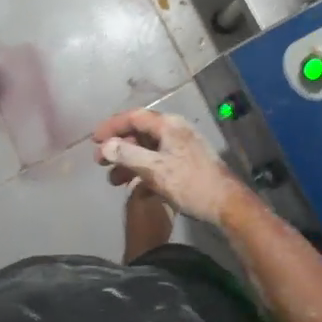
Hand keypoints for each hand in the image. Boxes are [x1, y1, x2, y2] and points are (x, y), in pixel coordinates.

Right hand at [92, 108, 249, 224]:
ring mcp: (182, 146)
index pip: (134, 117)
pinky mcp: (187, 162)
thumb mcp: (155, 170)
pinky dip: (144, 170)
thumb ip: (128, 155)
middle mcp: (174, 130)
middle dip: (119, 147)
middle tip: (100, 162)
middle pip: (140, 132)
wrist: (227, 204)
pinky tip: (135, 187)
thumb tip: (106, 145)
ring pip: (148, 148)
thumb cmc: (190, 183)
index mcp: (168, 125)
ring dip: (129, 162)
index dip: (112, 126)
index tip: (94, 139)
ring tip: (114, 181)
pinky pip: (158, 160)